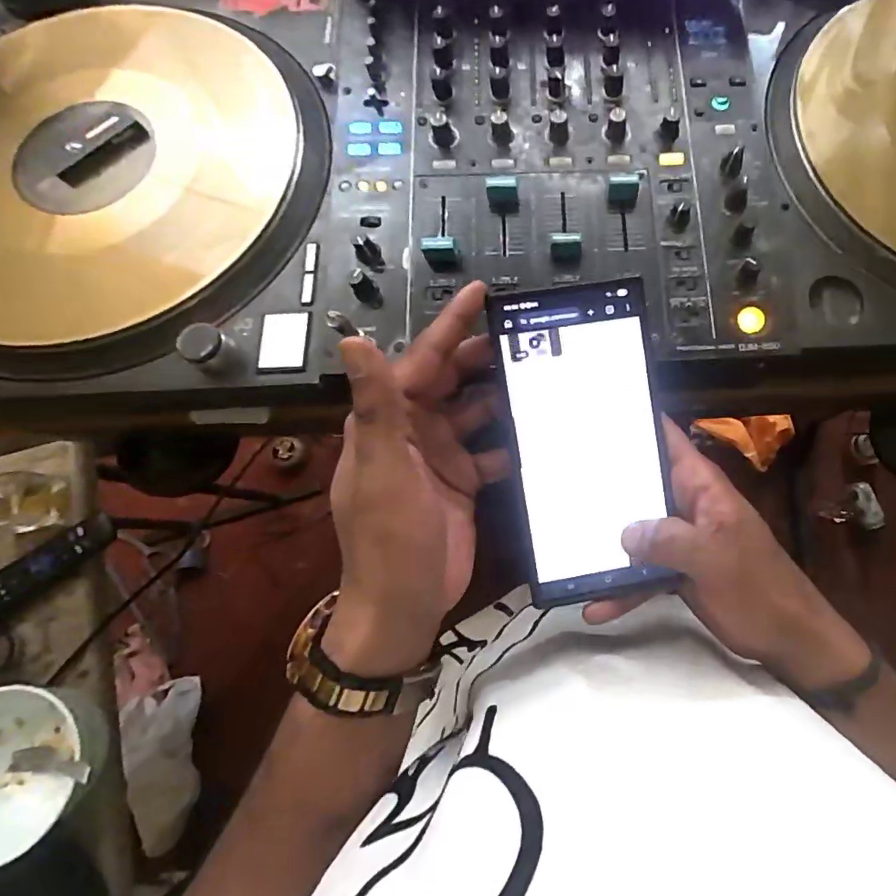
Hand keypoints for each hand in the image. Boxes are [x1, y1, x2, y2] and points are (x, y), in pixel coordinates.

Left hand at [327, 282, 509, 674]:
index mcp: (387, 421)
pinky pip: (491, 450)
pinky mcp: (463, 483)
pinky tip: (542, 428)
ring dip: (503, 395)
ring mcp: (440, 458)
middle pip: (452, 381)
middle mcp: (413, 432)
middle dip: (484, 357)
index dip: (449, 327)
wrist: (404, 602)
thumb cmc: (387, 537)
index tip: (480, 294)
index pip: (422, 361)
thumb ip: (374, 405)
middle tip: (528, 335)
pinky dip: (512, 440)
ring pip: (476, 413)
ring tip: (543, 373)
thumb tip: (351, 340)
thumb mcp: (382, 468)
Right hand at [583, 417, 870, 689]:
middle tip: (562, 473)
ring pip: (636, 532)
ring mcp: (682, 542)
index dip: (640, 425)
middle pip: (642, 486)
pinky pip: (641, 572)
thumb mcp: (714, 560)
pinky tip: (597, 605)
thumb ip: (669, 540)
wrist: (790, 642)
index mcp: (704, 491)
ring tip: (568, 548)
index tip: (598, 413)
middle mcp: (689, 509)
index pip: (670, 443)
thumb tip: (624, 531)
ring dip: (607, 543)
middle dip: (606, 482)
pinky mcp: (677, 571)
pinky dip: (622, 587)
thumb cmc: (759, 591)